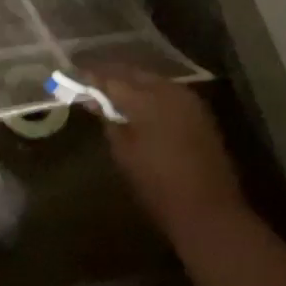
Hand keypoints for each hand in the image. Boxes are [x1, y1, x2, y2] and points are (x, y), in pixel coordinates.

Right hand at [88, 67, 247, 238]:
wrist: (209, 211)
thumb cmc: (158, 185)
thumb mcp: (124, 154)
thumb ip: (109, 121)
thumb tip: (95, 101)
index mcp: (146, 100)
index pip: (111, 79)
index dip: (91, 77)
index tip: (75, 75)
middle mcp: (169, 91)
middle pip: (134, 73)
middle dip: (112, 75)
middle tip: (92, 80)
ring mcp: (188, 100)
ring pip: (153, 80)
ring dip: (132, 82)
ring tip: (113, 90)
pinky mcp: (200, 112)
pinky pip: (168, 92)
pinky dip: (151, 92)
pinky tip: (140, 102)